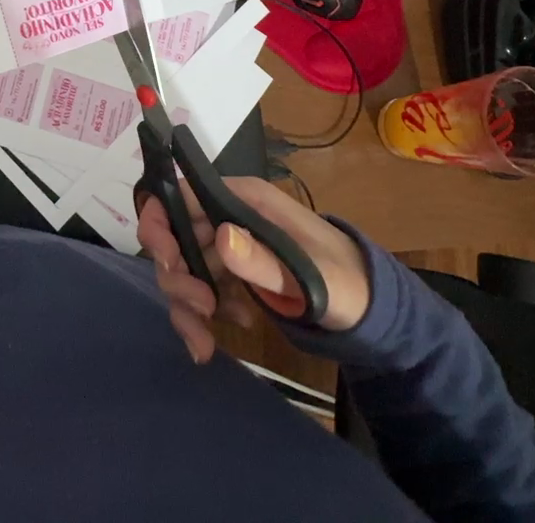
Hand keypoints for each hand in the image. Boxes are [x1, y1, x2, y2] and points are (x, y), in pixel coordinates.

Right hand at [138, 176, 371, 362]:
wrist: (374, 314)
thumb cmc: (348, 284)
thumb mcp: (312, 278)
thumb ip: (264, 261)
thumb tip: (220, 236)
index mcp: (245, 199)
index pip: (181, 193)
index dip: (160, 223)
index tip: (169, 263)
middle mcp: (229, 215)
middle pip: (174, 235)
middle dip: (178, 277)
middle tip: (202, 309)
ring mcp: (228, 244)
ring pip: (182, 267)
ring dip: (186, 305)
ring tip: (206, 341)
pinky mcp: (231, 272)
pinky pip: (198, 289)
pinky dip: (201, 316)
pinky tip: (227, 333)